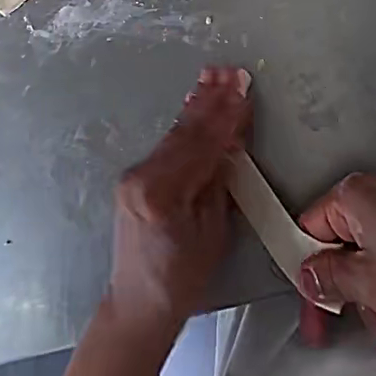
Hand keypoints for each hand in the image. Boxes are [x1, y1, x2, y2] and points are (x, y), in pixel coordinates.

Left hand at [105, 66, 252, 333]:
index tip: (242, 89)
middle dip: (212, 99)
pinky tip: (195, 100)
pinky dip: (185, 121)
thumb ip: (220, 181)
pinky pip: (166, 143)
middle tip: (230, 72)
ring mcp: (134, 174)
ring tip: (214, 75)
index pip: (203, 144)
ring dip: (198, 103)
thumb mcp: (214, 231)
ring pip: (175, 133)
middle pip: (186, 132)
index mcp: (163, 193)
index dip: (226, 115)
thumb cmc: (183, 278)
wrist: (138, 303)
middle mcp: (142, 177)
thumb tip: (232, 140)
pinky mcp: (133, 175)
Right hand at [296, 173, 375, 357]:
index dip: (308, 272)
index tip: (312, 301)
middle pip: (343, 250)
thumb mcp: (367, 284)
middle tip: (357, 318)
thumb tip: (311, 274)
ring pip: (372, 266)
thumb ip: (329, 277)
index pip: (309, 229)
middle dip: (352, 295)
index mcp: (355, 196)